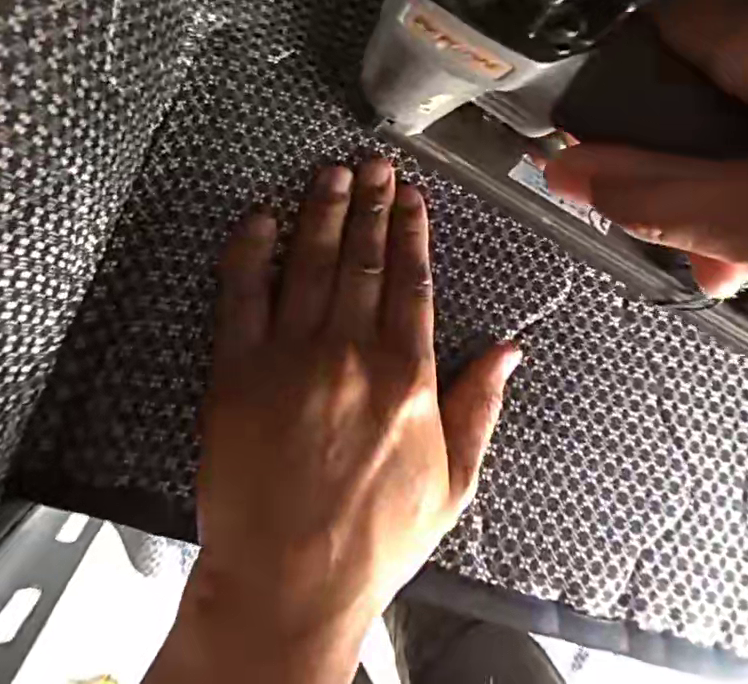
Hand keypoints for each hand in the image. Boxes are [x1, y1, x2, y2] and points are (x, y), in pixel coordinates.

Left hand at [145, 158, 522, 683]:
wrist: (290, 583)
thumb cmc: (377, 536)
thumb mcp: (454, 480)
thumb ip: (481, 406)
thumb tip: (511, 350)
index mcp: (406, 377)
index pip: (412, 281)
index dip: (412, 232)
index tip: (412, 197)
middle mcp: (350, 354)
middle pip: (363, 259)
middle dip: (371, 204)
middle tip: (375, 164)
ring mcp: (291, 358)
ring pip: (310, 263)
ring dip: (323, 211)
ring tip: (332, 173)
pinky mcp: (236, 372)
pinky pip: (242, 295)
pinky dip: (251, 251)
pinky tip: (263, 219)